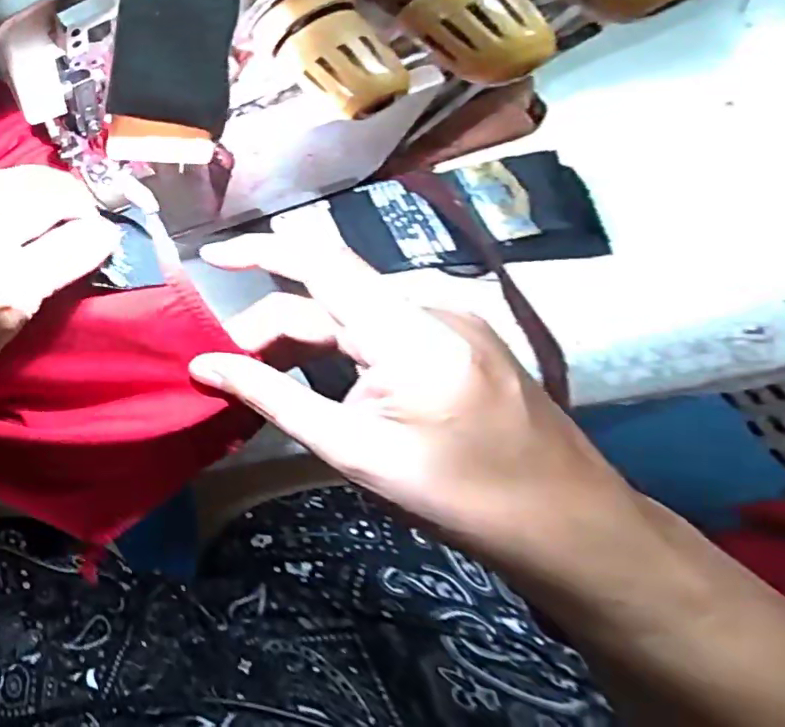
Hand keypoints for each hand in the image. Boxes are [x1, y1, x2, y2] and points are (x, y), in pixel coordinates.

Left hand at [0, 85, 118, 428]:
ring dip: (36, 180)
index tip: (103, 235)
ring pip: (6, 178)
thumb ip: (46, 283)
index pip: (78, 242)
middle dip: (74, 203)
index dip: (98, 237)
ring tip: (49, 191)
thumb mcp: (8, 335)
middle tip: (78, 212)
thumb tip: (86, 240)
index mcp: (6, 290)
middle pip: (45, 199)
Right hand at [190, 228, 631, 563]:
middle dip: (265, 328)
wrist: (581, 533)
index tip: (206, 259)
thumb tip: (203, 366)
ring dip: (294, 338)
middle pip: (321, 298)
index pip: (320, 263)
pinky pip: (370, 323)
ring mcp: (447, 320)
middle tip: (225, 370)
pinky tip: (309, 374)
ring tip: (260, 376)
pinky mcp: (453, 335)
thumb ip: (270, 397)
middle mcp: (432, 310)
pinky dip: (329, 343)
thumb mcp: (354, 452)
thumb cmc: (464, 500)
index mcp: (413, 336)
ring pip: (341, 311)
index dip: (257, 251)